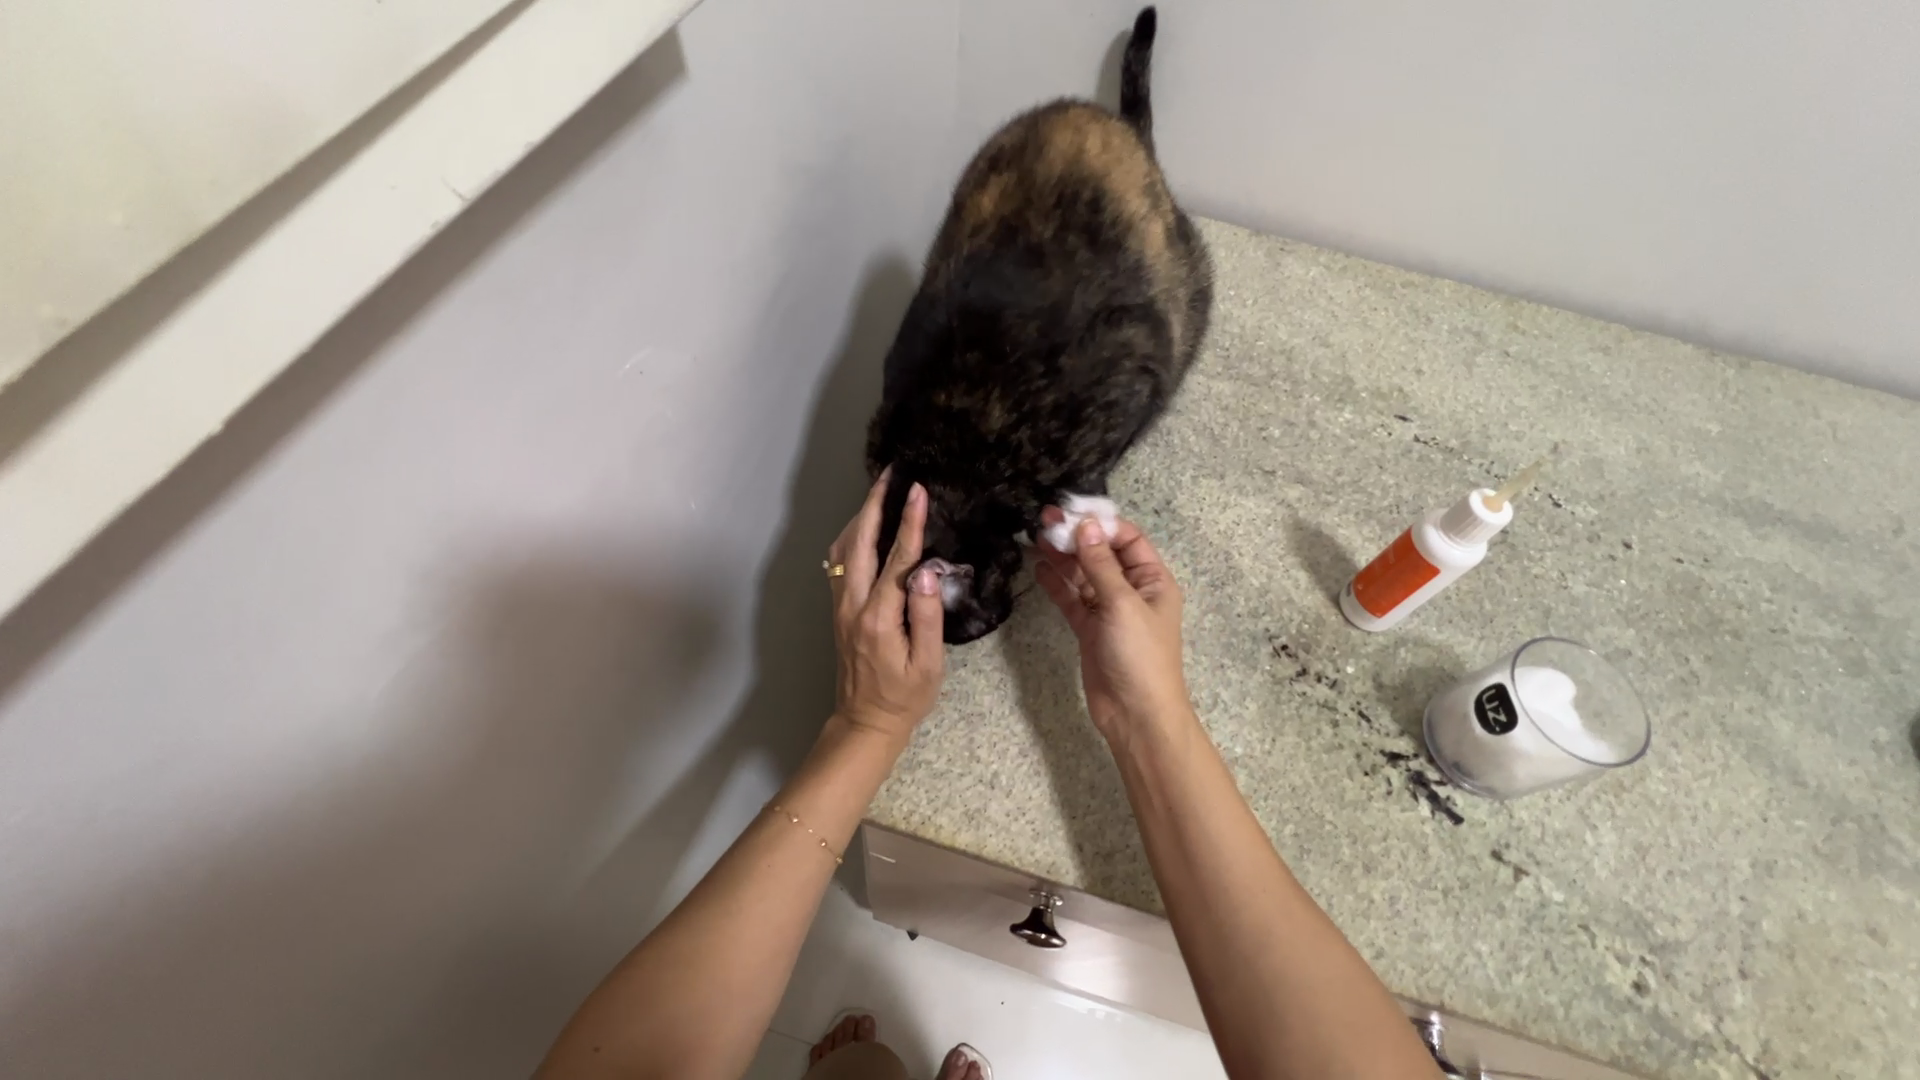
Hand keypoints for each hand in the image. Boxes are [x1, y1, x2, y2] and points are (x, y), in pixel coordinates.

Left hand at [824, 469, 946, 742]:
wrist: (865, 721)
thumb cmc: (905, 696)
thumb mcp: (927, 663)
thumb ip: (926, 615)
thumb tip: (925, 570)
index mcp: (879, 617)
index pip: (896, 559)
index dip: (909, 522)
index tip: (917, 490)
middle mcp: (853, 605)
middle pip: (860, 542)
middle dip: (874, 504)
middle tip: (891, 473)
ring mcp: (841, 606)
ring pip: (844, 549)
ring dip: (861, 516)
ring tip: (880, 491)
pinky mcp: (839, 609)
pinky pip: (840, 562)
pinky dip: (851, 536)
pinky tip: (863, 527)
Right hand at [1033, 510, 1191, 742]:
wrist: (1135, 714)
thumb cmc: (1139, 655)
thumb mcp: (1122, 604)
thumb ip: (1101, 564)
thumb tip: (1086, 525)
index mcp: (1152, 580)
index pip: (1127, 539)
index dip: (1101, 524)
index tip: (1071, 514)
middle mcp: (1131, 590)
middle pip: (1102, 554)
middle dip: (1077, 537)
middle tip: (1044, 521)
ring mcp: (1109, 610)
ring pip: (1083, 575)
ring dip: (1062, 558)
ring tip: (1036, 538)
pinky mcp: (1089, 629)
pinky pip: (1072, 599)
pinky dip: (1056, 584)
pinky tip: (1038, 568)